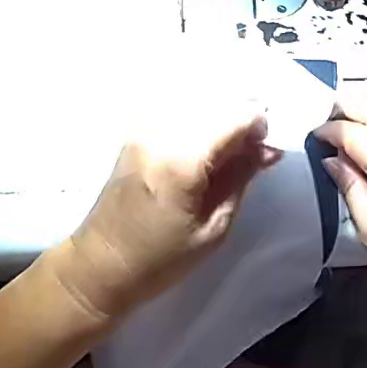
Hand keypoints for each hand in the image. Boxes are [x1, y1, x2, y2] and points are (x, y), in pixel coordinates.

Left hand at [49, 110, 280, 320]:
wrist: (99, 265)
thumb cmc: (160, 259)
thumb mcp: (213, 229)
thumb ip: (240, 179)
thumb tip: (265, 148)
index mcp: (182, 159)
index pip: (234, 117)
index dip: (259, 126)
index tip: (267, 147)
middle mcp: (161, 132)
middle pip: (216, 103)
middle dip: (241, 119)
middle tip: (253, 151)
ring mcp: (144, 129)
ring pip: (197, 103)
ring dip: (220, 117)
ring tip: (229, 151)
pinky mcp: (136, 133)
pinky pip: (178, 112)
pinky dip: (199, 120)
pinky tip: (205, 146)